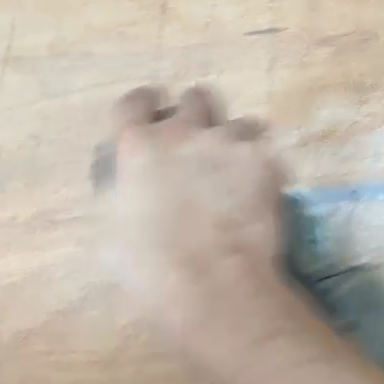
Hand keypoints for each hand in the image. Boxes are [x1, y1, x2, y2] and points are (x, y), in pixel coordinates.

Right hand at [104, 84, 303, 355]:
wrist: (215, 283)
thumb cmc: (153, 271)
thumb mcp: (114, 231)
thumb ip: (122, 198)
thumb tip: (130, 196)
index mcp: (136, 147)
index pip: (133, 103)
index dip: (145, 106)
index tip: (154, 111)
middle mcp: (182, 133)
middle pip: (194, 100)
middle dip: (199, 115)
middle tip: (204, 142)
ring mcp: (228, 144)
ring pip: (239, 123)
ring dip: (238, 141)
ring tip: (242, 169)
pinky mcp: (266, 162)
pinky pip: (269, 150)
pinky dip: (267, 163)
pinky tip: (266, 186)